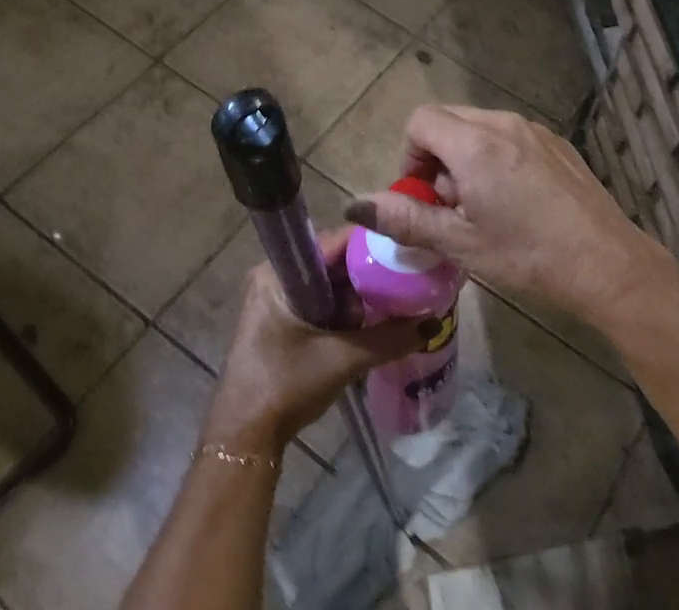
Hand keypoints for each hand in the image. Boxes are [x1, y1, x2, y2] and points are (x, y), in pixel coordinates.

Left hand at [203, 228, 422, 451]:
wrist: (244, 437)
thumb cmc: (285, 386)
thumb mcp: (344, 359)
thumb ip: (390, 338)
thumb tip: (433, 322)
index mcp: (279, 273)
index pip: (334, 242)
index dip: (373, 247)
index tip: (408, 254)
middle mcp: (275, 278)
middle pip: (335, 264)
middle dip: (369, 280)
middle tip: (405, 291)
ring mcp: (276, 302)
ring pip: (331, 287)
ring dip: (360, 303)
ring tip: (392, 315)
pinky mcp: (282, 324)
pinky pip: (323, 306)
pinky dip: (346, 316)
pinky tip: (371, 330)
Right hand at [345, 105, 678, 324]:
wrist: (606, 263)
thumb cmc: (527, 255)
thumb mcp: (460, 243)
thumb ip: (406, 218)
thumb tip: (357, 204)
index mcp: (475, 143)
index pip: (420, 120)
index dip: (410, 156)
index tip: (423, 197)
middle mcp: (505, 124)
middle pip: (450, 119)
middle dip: (436, 157)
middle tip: (450, 206)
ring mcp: (537, 131)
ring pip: (481, 128)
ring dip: (467, 159)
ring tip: (483, 209)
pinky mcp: (559, 145)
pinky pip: (512, 138)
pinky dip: (497, 159)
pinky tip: (516, 205)